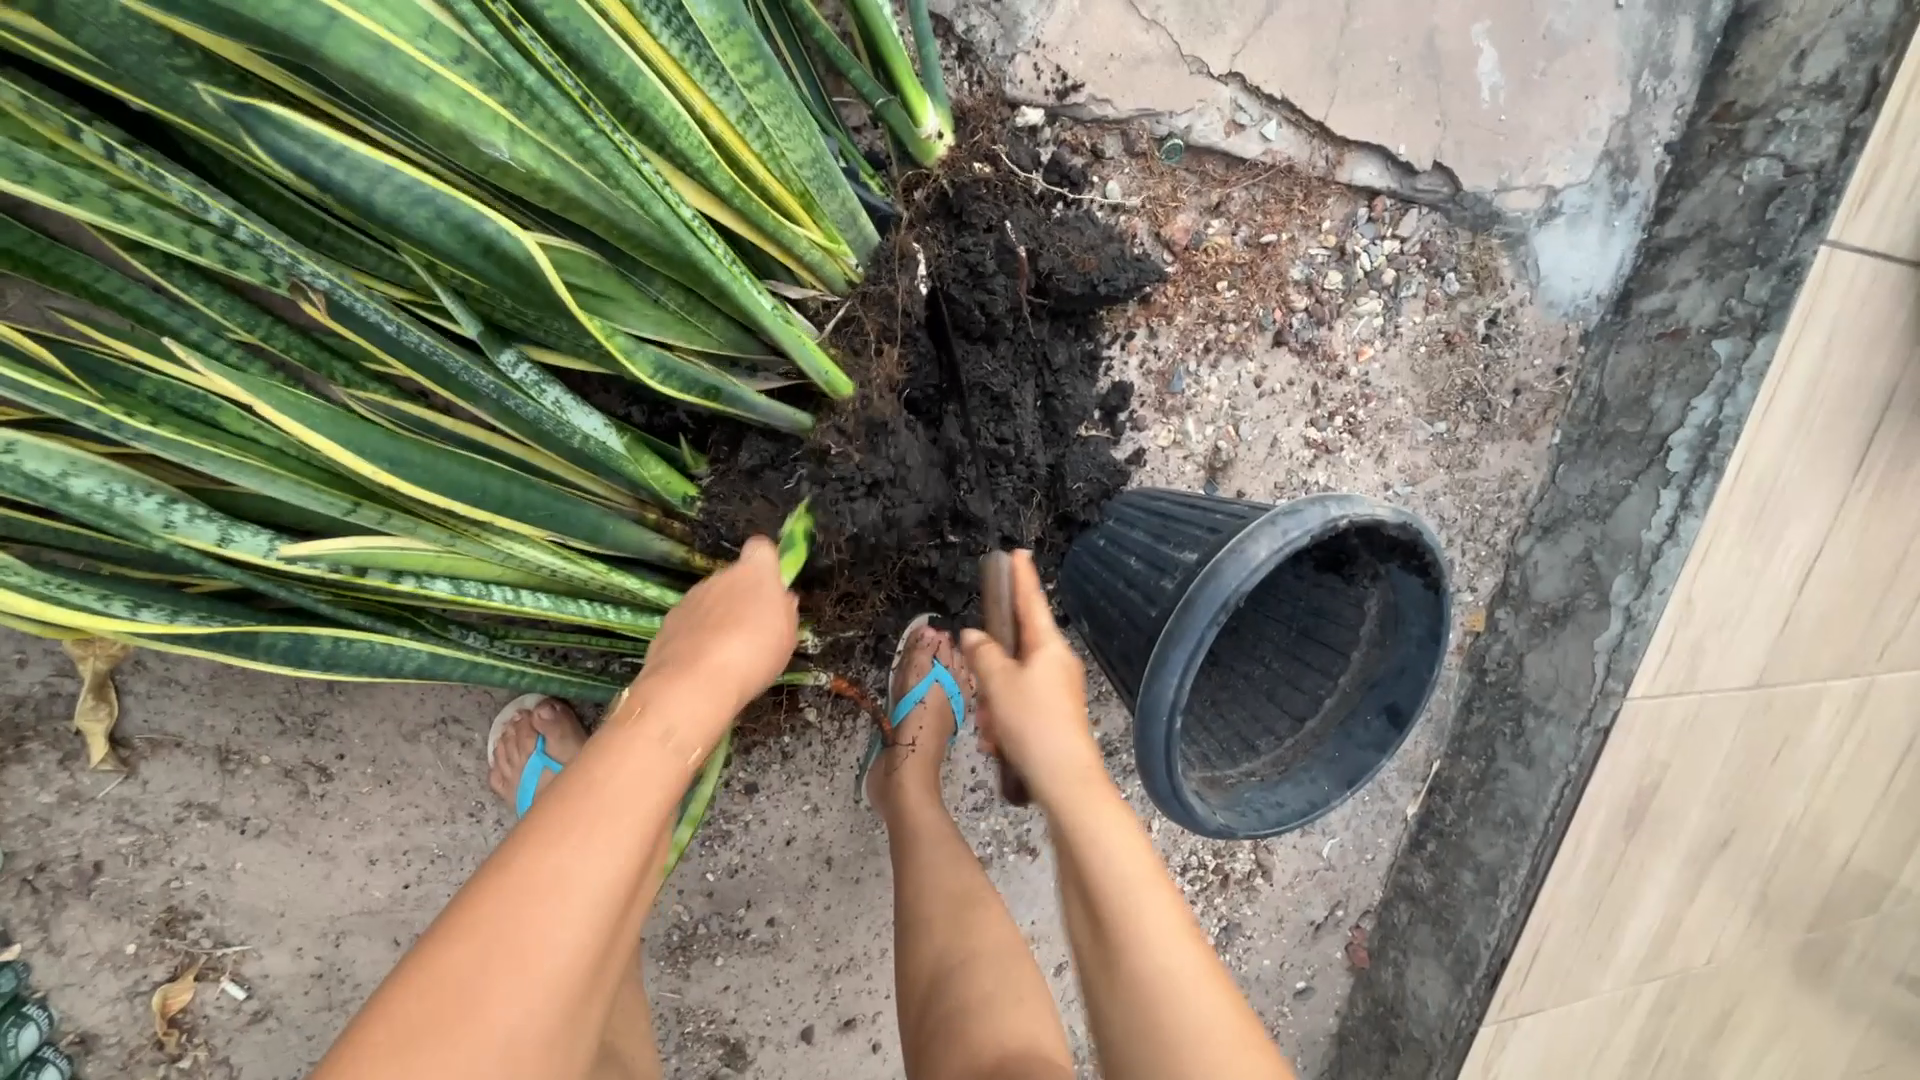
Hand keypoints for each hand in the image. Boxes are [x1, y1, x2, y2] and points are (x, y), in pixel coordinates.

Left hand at [626, 536, 798, 739]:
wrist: (693, 683)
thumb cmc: (754, 654)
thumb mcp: (787, 637)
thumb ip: (785, 611)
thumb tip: (782, 599)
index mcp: (753, 573)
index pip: (761, 547)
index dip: (767, 562)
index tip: (772, 585)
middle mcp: (718, 578)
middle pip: (734, 579)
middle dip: (742, 598)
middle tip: (754, 631)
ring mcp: (689, 599)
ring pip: (710, 601)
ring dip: (719, 619)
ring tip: (727, 654)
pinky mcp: (668, 623)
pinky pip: (690, 623)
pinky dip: (697, 637)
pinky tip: (704, 665)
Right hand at [960, 550, 1108, 809]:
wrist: (1065, 781)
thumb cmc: (1033, 724)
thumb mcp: (998, 685)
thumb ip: (982, 654)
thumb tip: (974, 635)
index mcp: (1048, 646)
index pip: (1031, 601)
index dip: (1021, 577)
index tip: (1018, 553)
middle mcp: (1056, 662)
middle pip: (1013, 649)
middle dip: (989, 672)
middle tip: (981, 693)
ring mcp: (1056, 690)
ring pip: (1010, 683)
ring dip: (993, 703)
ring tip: (991, 728)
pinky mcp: (1053, 715)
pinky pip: (1018, 707)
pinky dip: (1002, 721)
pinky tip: (997, 743)